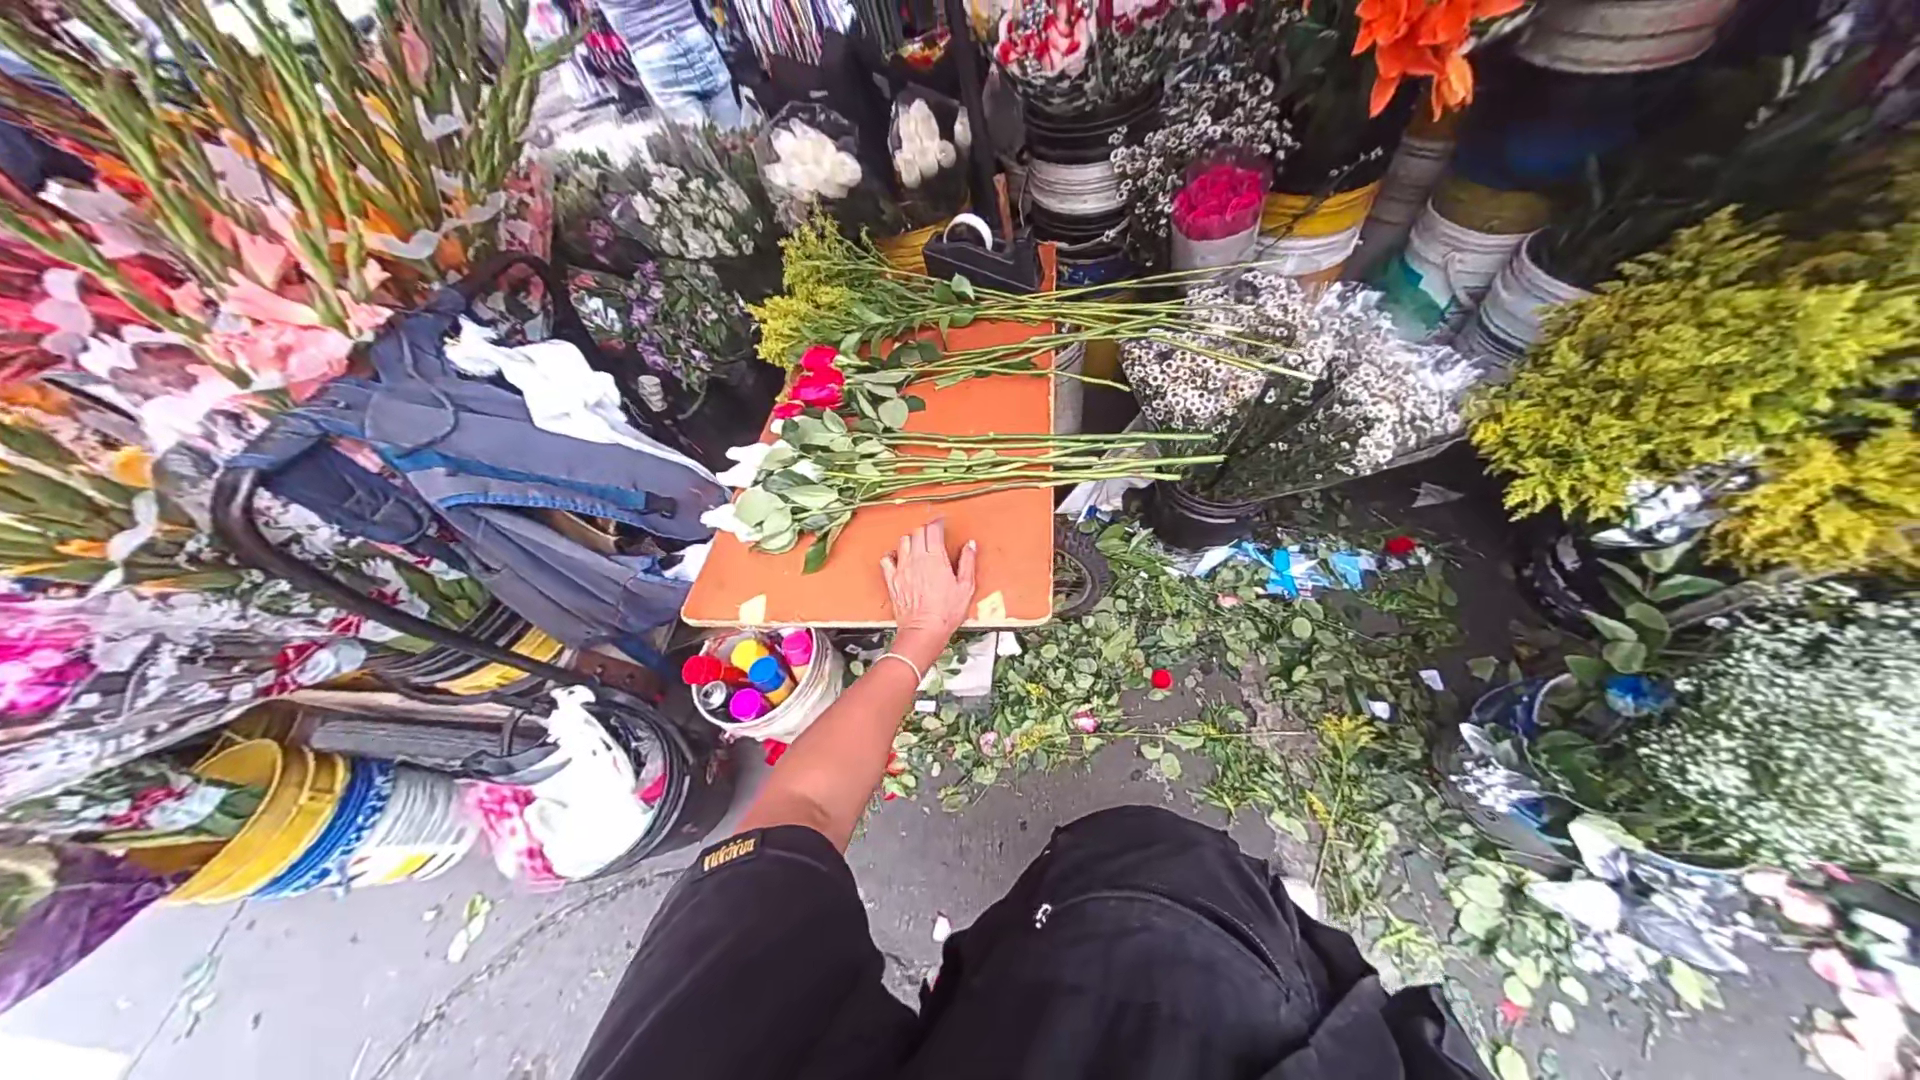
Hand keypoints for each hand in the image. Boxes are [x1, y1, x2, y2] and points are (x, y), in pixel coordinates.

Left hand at [880, 520, 976, 640]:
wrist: (924, 631)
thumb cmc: (946, 613)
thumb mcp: (966, 587)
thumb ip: (968, 562)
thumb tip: (970, 545)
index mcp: (935, 558)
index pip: (933, 529)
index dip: (938, 522)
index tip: (942, 522)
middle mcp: (916, 559)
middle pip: (917, 532)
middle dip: (926, 529)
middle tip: (933, 533)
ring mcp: (902, 569)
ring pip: (902, 541)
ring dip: (911, 539)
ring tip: (918, 545)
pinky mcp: (892, 580)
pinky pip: (886, 559)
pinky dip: (892, 555)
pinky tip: (899, 559)